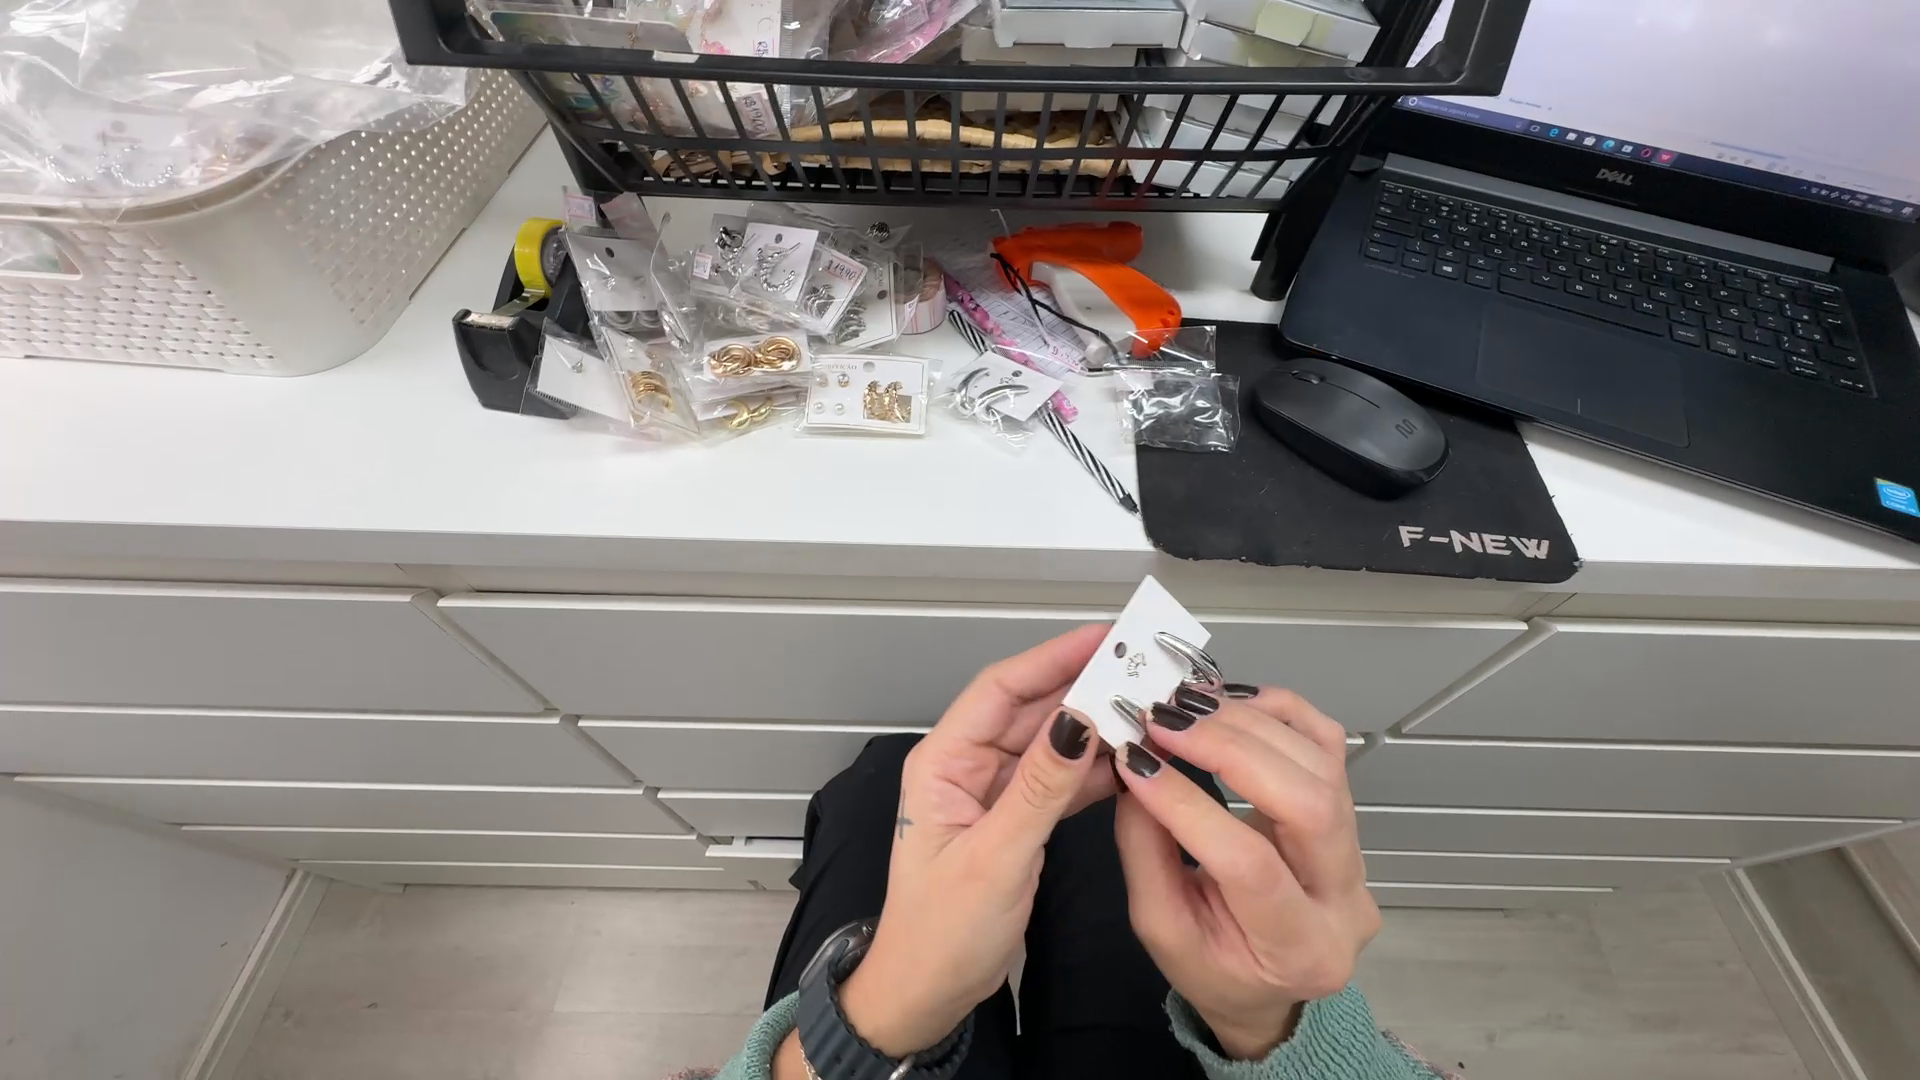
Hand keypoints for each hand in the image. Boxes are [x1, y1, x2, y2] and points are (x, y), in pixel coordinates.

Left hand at [839, 625, 1118, 1055]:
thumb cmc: (943, 931)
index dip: (1052, 658)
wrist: (926, 994)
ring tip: (1142, 708)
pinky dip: (1089, 770)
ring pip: (1046, 742)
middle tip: (1137, 669)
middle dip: (1080, 686)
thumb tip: (1081, 720)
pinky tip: (1127, 760)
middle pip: (1027, 709)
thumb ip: (1041, 787)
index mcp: (943, 761)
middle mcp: (965, 764)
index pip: (1000, 690)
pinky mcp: (1013, 816)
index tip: (1103, 639)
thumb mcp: (997, 856)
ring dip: (1090, 727)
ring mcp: (990, 790)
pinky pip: (1054, 779)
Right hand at [1112, 687, 1378, 1060]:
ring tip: (1186, 705)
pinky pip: (1327, 744)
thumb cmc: (1209, 962)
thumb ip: (1144, 847)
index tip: (1135, 759)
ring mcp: (1358, 851)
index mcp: (1297, 947)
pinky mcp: (1349, 812)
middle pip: (1307, 803)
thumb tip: (1135, 765)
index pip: (1250, 862)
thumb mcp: (1158, 924)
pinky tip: (1230, 701)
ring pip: (1321, 765)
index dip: (1187, 804)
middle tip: (1164, 720)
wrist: (1266, 979)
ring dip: (1248, 722)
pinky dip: (1281, 710)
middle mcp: (1345, 899)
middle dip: (1228, 749)